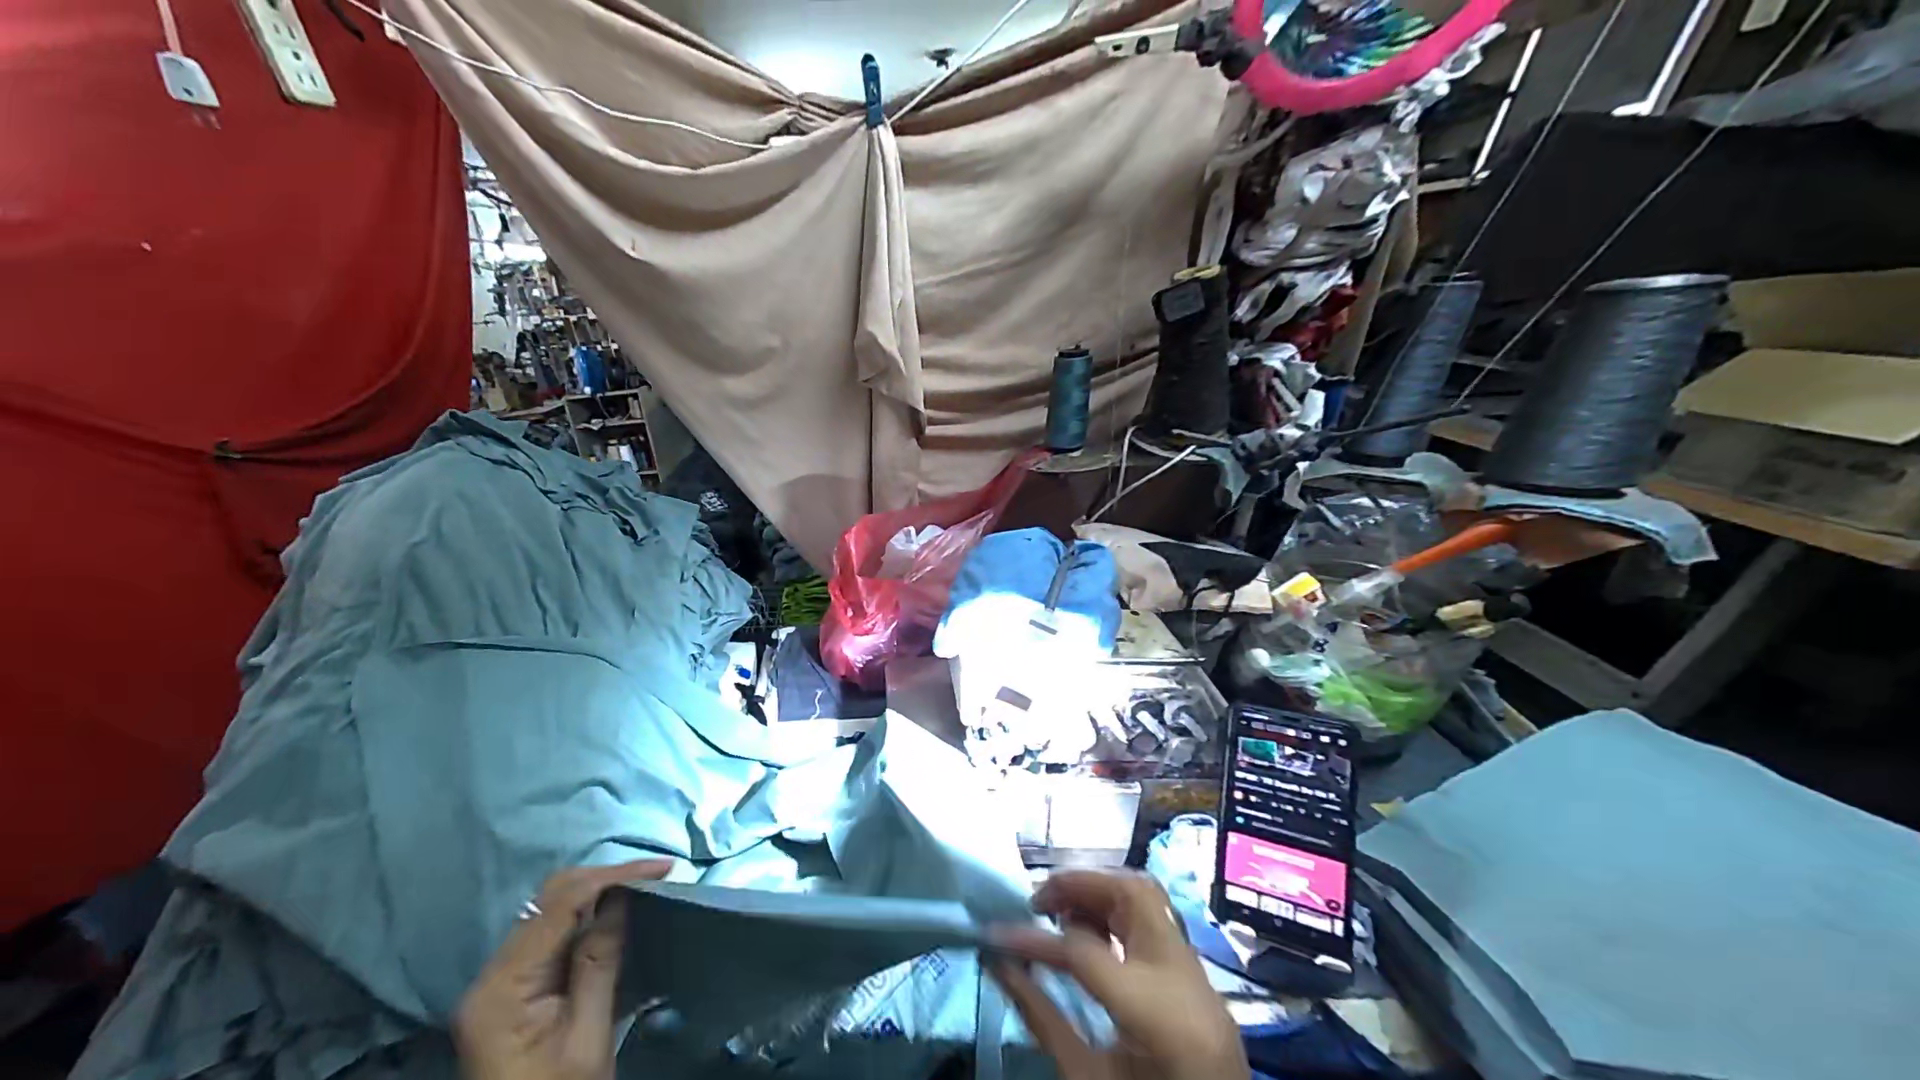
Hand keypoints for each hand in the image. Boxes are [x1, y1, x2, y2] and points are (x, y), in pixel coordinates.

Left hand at [454, 860, 672, 1079]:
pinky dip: (586, 917)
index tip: (662, 869)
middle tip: (655, 876)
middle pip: (549, 900)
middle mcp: (492, 975)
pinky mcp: (512, 990)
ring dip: (597, 894)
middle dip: (605, 879)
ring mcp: (499, 982)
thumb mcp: (588, 1037)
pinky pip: (550, 934)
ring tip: (644, 888)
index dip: (612, 877)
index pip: (559, 906)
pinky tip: (616, 915)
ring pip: (549, 911)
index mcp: (503, 988)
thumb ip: (600, 964)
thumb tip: (623, 899)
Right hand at [989, 871, 1247, 1079]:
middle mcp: (1182, 974)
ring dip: (1101, 892)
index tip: (997, 936)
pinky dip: (1120, 909)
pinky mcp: (1199, 975)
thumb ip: (1042, 1019)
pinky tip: (1094, 930)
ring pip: (1149, 896)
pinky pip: (1157, 917)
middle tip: (1040, 903)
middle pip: (1131, 895)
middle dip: (1080, 885)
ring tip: (1063, 912)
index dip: (1032, 939)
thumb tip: (1000, 966)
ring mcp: (1198, 971)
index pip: (1082, 951)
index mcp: (1153, 1010)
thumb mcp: (1087, 1079)